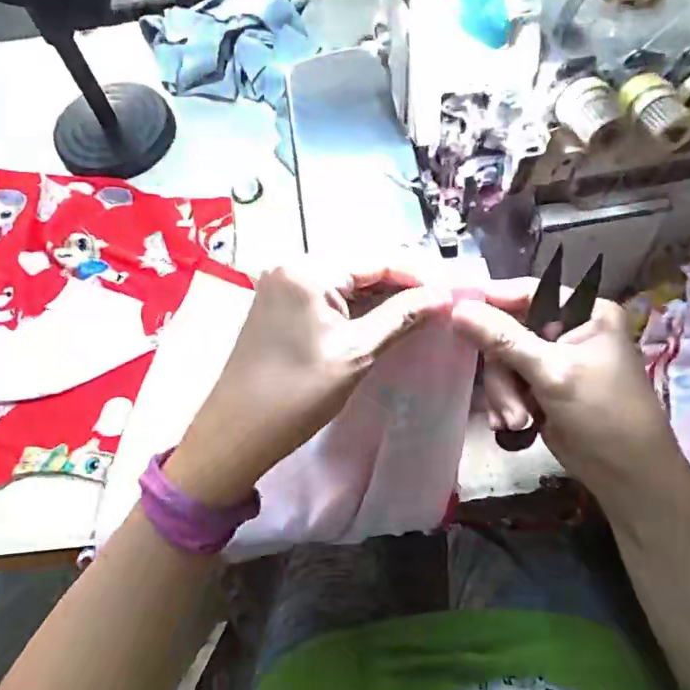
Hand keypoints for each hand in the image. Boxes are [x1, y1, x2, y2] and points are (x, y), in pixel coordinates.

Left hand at [165, 256, 452, 506]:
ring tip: (418, 313)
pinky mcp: (279, 303)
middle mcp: (291, 264)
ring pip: (345, 281)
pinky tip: (383, 319)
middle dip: (400, 284)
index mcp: (308, 269)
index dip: (417, 275)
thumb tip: (443, 297)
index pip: (376, 258)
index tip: (451, 293)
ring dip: (380, 296)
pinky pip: (327, 294)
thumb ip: (401, 318)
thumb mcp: (356, 353)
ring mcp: (281, 283)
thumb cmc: (297, 394)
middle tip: (438, 305)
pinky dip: (355, 306)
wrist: (237, 431)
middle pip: (360, 265)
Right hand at [450, 278, 685, 499]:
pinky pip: (508, 385)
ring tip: (517, 421)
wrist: (627, 474)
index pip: (527, 292)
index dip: (490, 302)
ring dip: (504, 394)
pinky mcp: (542, 387)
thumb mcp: (551, 372)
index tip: (453, 313)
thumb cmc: (601, 413)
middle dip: (503, 372)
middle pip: (507, 332)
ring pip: (503, 363)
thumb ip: (503, 339)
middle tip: (509, 404)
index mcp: (584, 312)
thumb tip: (457, 308)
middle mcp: (568, 330)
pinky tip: (516, 426)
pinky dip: (507, 405)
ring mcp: (554, 360)